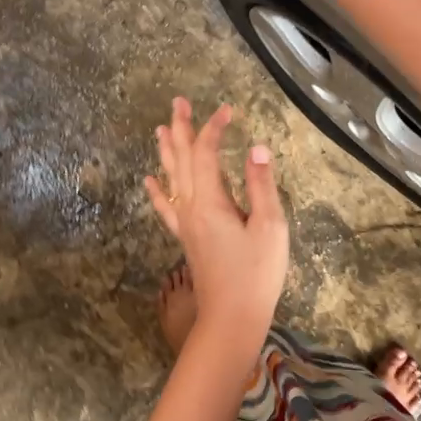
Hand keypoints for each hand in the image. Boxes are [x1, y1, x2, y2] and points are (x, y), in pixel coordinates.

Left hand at [144, 98, 289, 344]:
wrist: (232, 318)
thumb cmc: (257, 273)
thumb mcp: (270, 227)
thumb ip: (261, 186)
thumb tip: (256, 148)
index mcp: (211, 201)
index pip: (206, 153)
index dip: (214, 128)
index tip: (227, 110)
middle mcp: (191, 207)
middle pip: (180, 160)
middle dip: (180, 129)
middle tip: (178, 102)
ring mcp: (185, 224)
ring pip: (170, 179)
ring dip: (166, 151)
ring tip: (160, 128)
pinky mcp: (186, 238)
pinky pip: (166, 207)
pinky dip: (157, 190)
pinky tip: (150, 180)